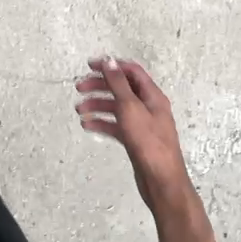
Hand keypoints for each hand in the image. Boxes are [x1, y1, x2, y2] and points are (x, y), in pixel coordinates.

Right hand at [75, 56, 186, 207]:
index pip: (131, 71)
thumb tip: (109, 60)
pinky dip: (102, 122)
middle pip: (121, 88)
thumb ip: (118, 83)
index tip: (89, 66)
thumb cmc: (147, 141)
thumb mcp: (130, 107)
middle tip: (79, 88)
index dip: (111, 66)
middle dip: (99, 86)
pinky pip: (116, 125)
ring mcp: (141, 124)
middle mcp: (147, 107)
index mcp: (152, 96)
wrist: (162, 182)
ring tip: (79, 110)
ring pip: (116, 107)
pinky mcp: (135, 139)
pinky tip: (87, 125)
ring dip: (97, 105)